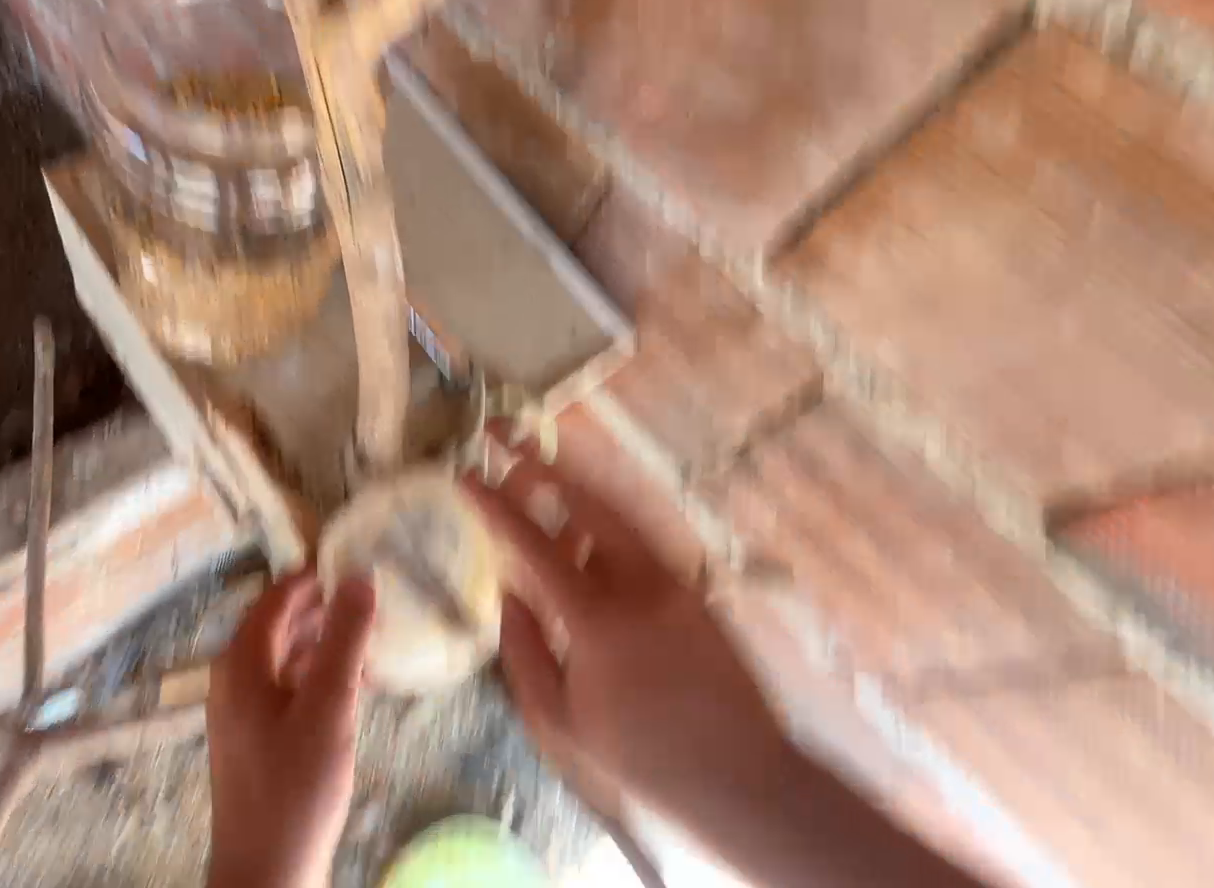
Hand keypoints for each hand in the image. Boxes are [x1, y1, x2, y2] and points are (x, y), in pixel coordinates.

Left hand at [206, 571, 376, 887]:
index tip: (352, 561)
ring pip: (285, 658)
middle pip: (278, 625)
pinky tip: (353, 686)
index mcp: (241, 664)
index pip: (275, 598)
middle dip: (321, 609)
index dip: (311, 577)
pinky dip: (318, 676)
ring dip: (323, 642)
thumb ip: (345, 640)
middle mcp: (234, 680)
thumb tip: (359, 577)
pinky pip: (287, 688)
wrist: (266, 877)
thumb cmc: (296, 786)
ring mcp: (243, 712)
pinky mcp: (257, 739)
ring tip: (368, 638)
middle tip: (367, 598)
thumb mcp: (328, 707)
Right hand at [463, 454, 791, 821]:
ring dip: (573, 480)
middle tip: (505, 436)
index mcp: (597, 617)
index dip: (496, 504)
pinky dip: (603, 515)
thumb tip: (507, 591)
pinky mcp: (692, 584)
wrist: (745, 777)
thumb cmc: (642, 755)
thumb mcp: (561, 720)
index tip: (468, 475)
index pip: (534, 542)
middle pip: (585, 497)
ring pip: (616, 506)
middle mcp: (639, 581)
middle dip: (540, 460)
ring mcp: (673, 577)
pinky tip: (583, 530)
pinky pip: (639, 532)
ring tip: (537, 466)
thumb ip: (522, 650)